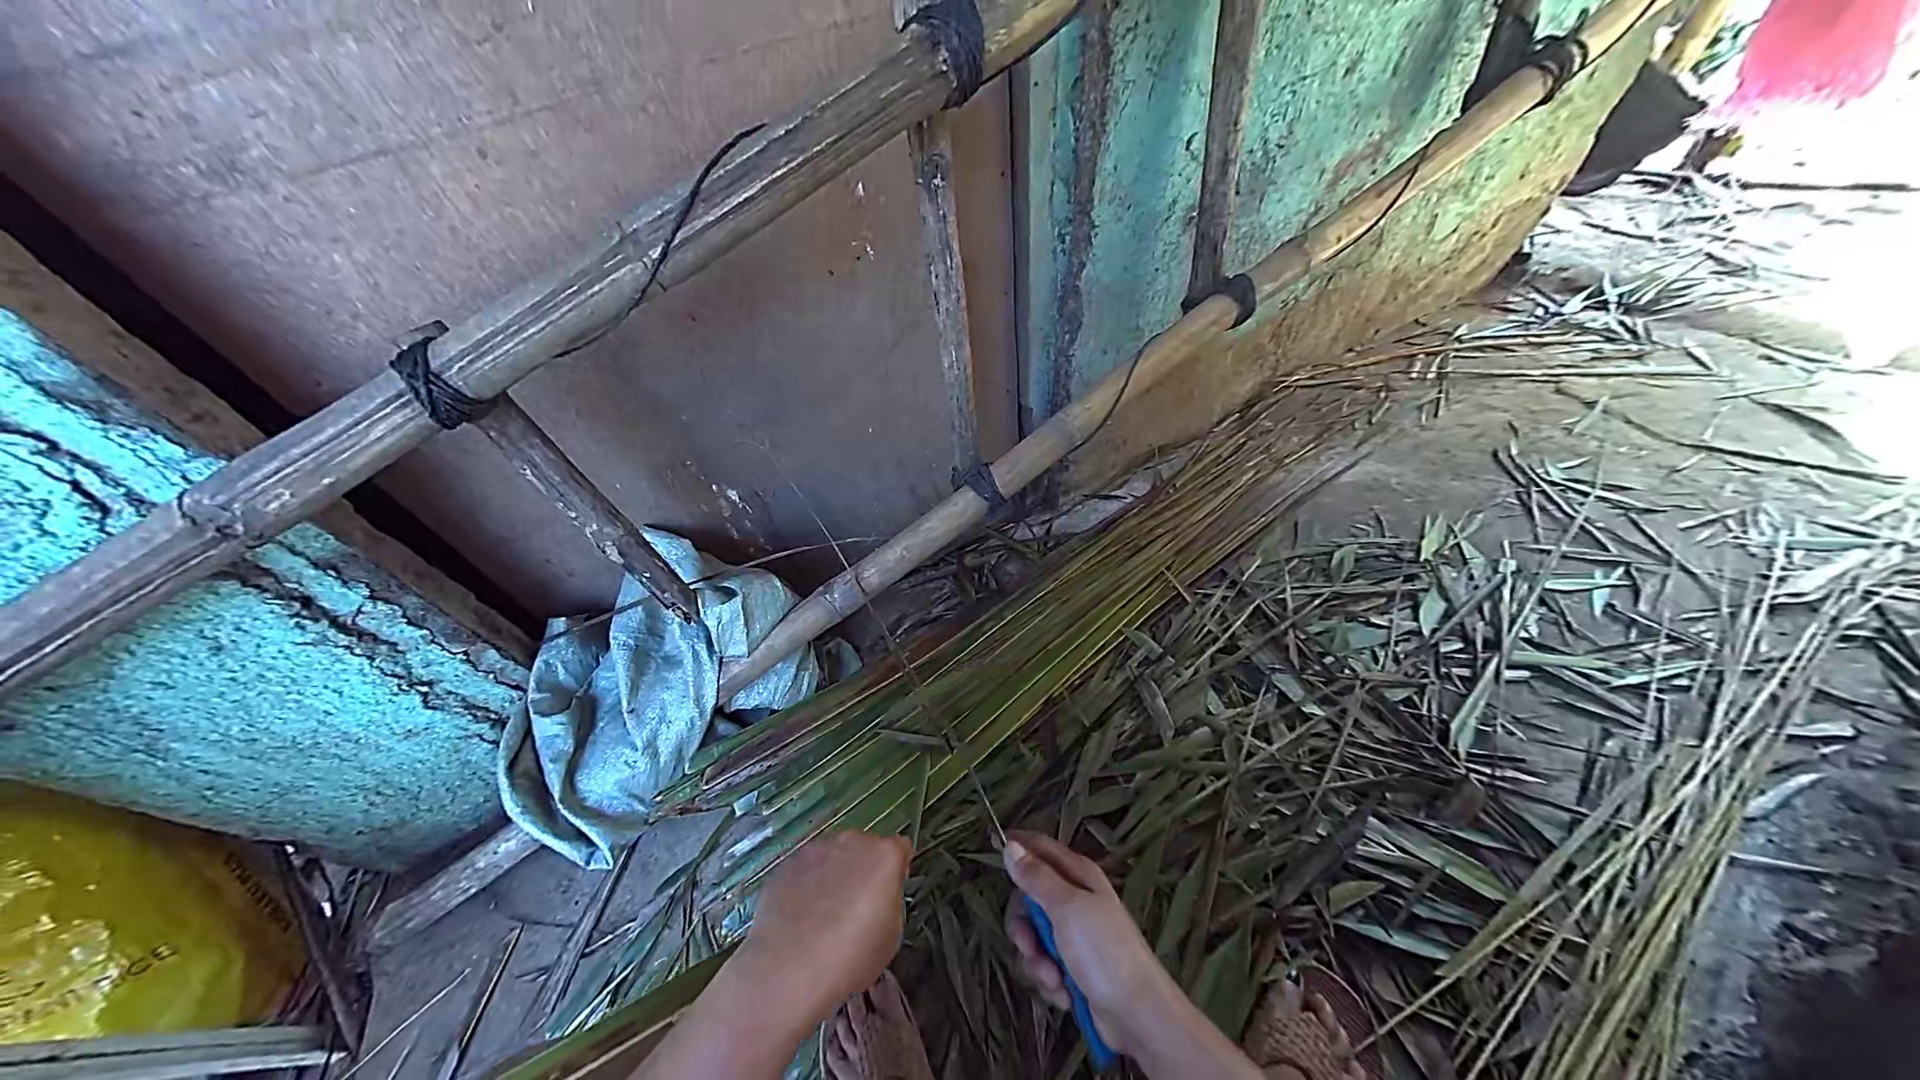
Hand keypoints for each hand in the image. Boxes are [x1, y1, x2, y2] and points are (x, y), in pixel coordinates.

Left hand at [739, 829, 911, 1027]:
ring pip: (833, 856)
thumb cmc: (851, 957)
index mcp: (885, 855)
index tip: (888, 892)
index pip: (900, 849)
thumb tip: (880, 893)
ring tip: (823, 915)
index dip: (896, 871)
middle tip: (856, 906)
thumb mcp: (892, 934)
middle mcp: (851, 841)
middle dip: (863, 869)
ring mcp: (816, 850)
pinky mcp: (786, 865)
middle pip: (865, 848)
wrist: (788, 971)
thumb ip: (890, 900)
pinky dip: (806, 885)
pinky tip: (800, 917)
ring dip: (834, 875)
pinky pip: (805, 870)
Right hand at [1001, 830, 1179, 1054]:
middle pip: (1028, 899)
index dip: (1017, 846)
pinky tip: (1065, 992)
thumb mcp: (1067, 908)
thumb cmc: (1104, 952)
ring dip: (1037, 961)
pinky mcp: (1072, 967)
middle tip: (1030, 943)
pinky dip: (1050, 981)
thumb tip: (1011, 845)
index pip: (1041, 848)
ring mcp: (1074, 936)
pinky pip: (1043, 965)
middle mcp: (1075, 900)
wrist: (1137, 1016)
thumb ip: (1036, 877)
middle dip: (1024, 927)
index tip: (993, 848)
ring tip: (1054, 977)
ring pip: (1033, 937)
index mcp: (1079, 876)